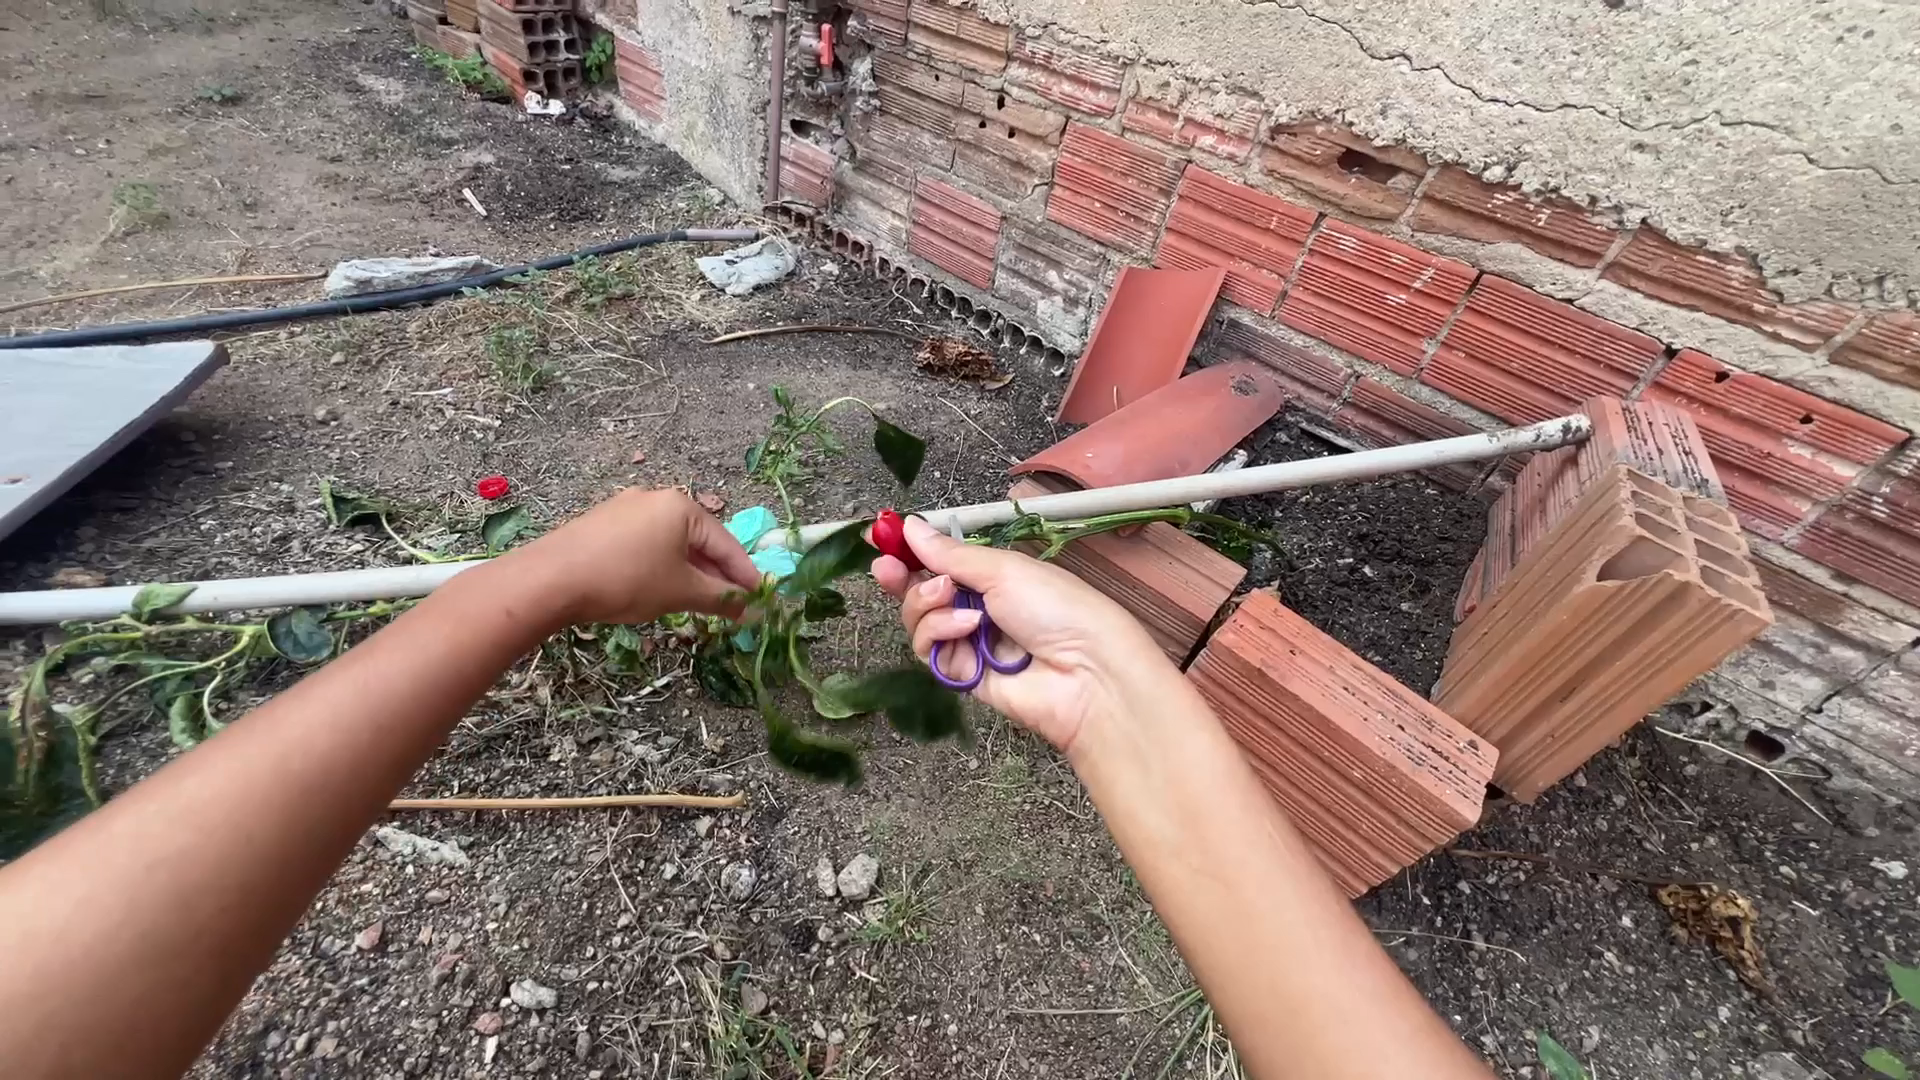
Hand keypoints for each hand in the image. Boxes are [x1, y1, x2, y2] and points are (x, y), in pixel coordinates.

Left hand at [506, 488, 762, 625]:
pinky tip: (660, 589)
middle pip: (700, 542)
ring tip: (698, 603)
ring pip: (672, 545)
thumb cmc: (626, 580)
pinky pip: (646, 545)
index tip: (759, 600)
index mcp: (681, 506)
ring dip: (690, 574)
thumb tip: (752, 611)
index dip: (745, 576)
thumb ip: (722, 600)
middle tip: (732, 606)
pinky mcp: (602, 525)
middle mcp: (655, 499)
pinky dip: (662, 567)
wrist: (547, 581)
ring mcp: (625, 509)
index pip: (727, 544)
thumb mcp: (682, 592)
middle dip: (717, 576)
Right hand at [870, 516, 1169, 753]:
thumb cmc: (1054, 605)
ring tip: (952, 600)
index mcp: (992, 575)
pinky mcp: (962, 675)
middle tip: (886, 568)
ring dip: (927, 606)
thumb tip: (910, 526)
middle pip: (920, 592)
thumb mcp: (1001, 568)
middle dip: (904, 579)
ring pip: (919, 621)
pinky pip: (930, 650)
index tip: (879, 537)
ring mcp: (969, 642)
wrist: (1086, 671)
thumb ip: (949, 553)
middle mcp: (977, 606)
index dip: (909, 552)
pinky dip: (940, 633)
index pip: (940, 561)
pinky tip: (967, 628)